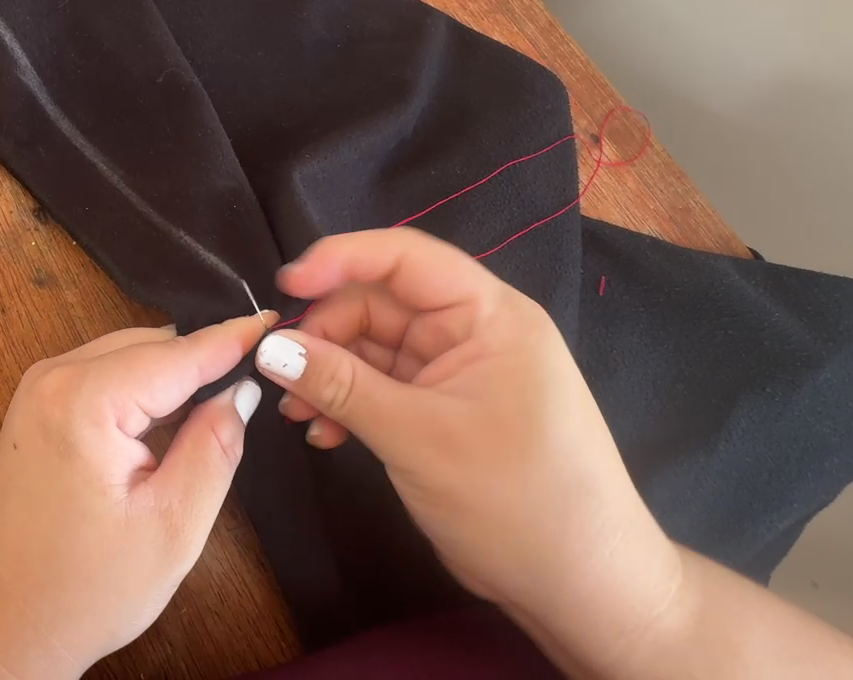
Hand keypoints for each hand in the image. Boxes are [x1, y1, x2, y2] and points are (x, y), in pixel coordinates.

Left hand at [0, 314, 267, 677]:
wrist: (1, 618)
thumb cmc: (84, 589)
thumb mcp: (171, 528)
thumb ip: (213, 449)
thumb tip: (239, 392)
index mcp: (84, 401)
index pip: (175, 354)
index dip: (229, 340)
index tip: (274, 323)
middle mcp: (54, 375)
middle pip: (149, 346)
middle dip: (202, 357)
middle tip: (257, 374)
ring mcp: (40, 384)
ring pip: (128, 353)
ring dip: (172, 371)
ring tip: (220, 397)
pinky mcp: (38, 400)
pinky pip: (105, 371)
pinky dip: (142, 384)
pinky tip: (169, 412)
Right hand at [253, 229, 682, 660]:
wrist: (583, 593)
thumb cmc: (517, 501)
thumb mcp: (418, 438)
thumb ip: (338, 385)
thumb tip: (268, 348)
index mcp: (486, 315)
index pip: (404, 258)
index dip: (341, 258)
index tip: (286, 284)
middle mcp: (467, 330)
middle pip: (375, 303)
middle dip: (324, 335)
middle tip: (281, 373)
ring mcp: (450, 369)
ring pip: (366, 346)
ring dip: (325, 374)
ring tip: (296, 413)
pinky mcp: (435, 406)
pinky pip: (373, 384)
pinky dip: (343, 402)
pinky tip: (324, 435)